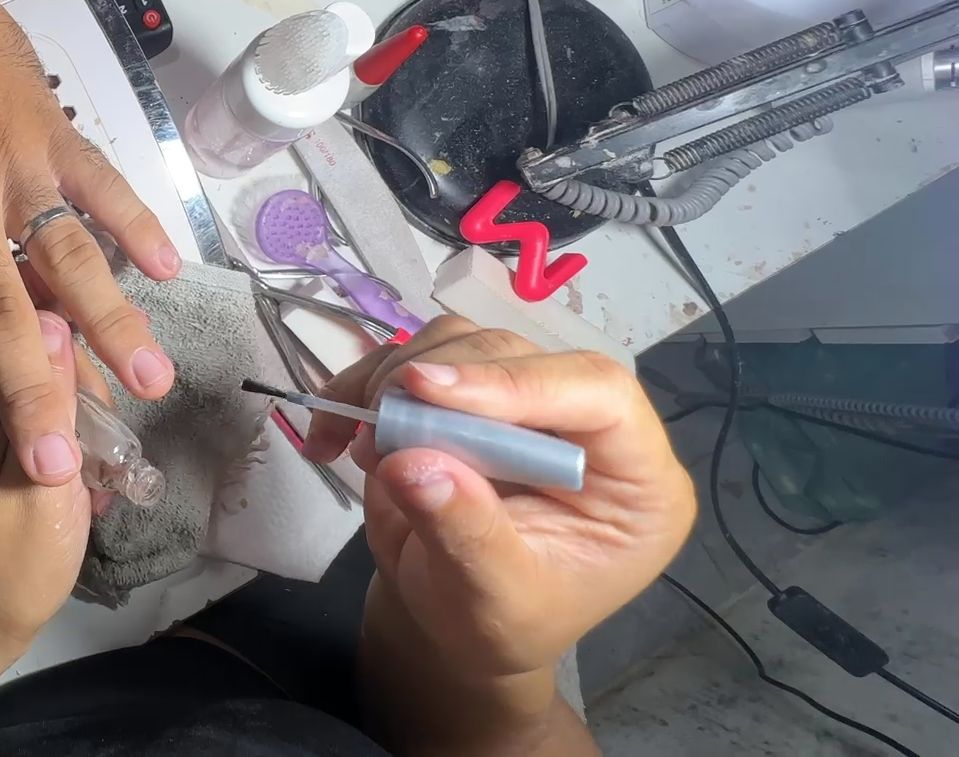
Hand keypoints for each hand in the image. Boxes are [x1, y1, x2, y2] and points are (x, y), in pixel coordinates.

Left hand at [0, 310, 94, 659]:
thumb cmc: (12, 566)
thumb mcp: (41, 490)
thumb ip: (49, 405)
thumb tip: (55, 318)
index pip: (0, 309)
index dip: (56, 295)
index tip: (112, 323)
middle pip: (37, 333)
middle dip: (85, 372)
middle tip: (107, 434)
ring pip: (56, 367)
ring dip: (92, 407)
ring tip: (101, 471)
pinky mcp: (14, 425)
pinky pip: (57, 397)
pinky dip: (86, 425)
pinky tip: (97, 470)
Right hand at [326, 316, 695, 683]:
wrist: (445, 612)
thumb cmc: (491, 621)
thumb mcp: (490, 599)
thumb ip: (465, 534)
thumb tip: (413, 464)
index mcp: (628, 478)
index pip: (596, 392)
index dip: (512, 380)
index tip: (424, 390)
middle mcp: (572, 425)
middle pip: (509, 353)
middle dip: (431, 380)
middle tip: (377, 424)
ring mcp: (508, 403)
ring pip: (452, 341)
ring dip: (387, 378)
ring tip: (360, 442)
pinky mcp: (451, 395)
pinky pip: (402, 358)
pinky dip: (356, 386)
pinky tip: (333, 437)